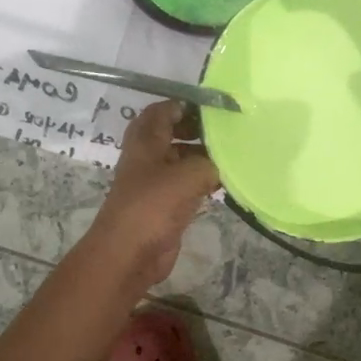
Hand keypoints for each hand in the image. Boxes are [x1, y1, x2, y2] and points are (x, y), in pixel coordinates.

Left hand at [86, 101, 220, 288]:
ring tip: (232, 156)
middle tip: (226, 132)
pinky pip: (186, 184)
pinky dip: (203, 180)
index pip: (162, 110)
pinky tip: (225, 182)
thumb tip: (223, 163)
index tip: (214, 109)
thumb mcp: (188, 176)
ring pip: (180, 160)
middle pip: (171, 133)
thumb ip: (210, 162)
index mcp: (146, 141)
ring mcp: (155, 182)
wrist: (128, 254)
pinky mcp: (164, 205)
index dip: (185, 105)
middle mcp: (148, 157)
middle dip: (197, 130)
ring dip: (203, 156)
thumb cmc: (152, 206)